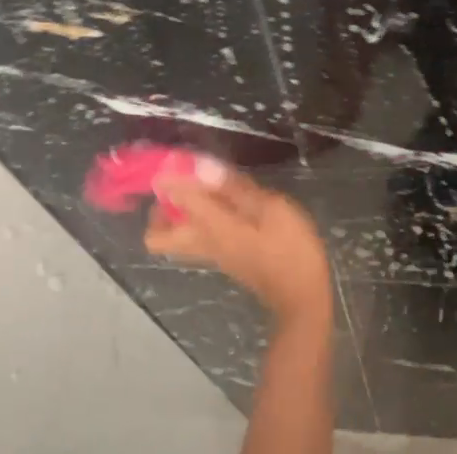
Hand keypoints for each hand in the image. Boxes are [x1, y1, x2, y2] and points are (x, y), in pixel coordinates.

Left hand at [147, 163, 333, 325]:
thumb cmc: (291, 248)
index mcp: (213, 228)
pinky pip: (194, 242)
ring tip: (203, 194)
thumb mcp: (272, 210)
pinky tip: (226, 209)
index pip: (177, 200)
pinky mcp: (224, 261)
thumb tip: (204, 168)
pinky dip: (197, 223)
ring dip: (176, 218)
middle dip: (160, 210)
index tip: (178, 161)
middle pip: (156, 237)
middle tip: (183, 186)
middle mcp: (203, 244)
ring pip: (173, 242)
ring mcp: (212, 256)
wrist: (301, 296)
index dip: (170, 179)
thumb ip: (237, 189)